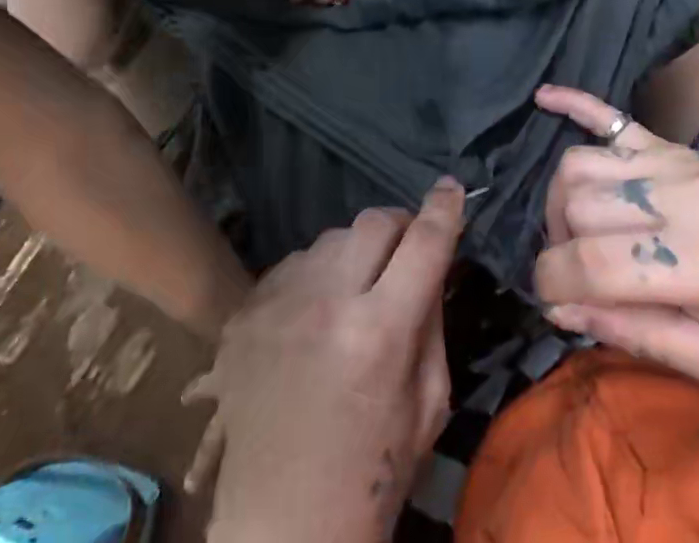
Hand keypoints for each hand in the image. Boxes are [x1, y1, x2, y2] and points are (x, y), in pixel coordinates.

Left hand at [187, 178, 463, 542]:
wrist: (282, 512)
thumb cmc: (371, 469)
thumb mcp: (427, 404)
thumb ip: (430, 323)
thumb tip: (431, 265)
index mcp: (380, 332)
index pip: (424, 244)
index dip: (444, 209)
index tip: (451, 188)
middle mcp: (326, 300)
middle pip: (373, 222)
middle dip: (400, 225)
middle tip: (407, 247)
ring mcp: (278, 301)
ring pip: (329, 239)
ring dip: (355, 252)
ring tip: (357, 289)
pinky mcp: (247, 309)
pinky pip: (293, 265)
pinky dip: (316, 275)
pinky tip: (316, 311)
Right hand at [534, 85, 698, 384]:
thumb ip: (635, 336)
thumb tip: (560, 308)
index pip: (595, 263)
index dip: (554, 282)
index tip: (551, 299)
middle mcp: (689, 201)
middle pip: (577, 206)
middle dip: (556, 244)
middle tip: (575, 273)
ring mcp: (680, 164)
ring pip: (578, 165)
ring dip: (560, 201)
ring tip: (578, 232)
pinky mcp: (675, 149)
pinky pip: (610, 117)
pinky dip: (574, 105)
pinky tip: (544, 98)